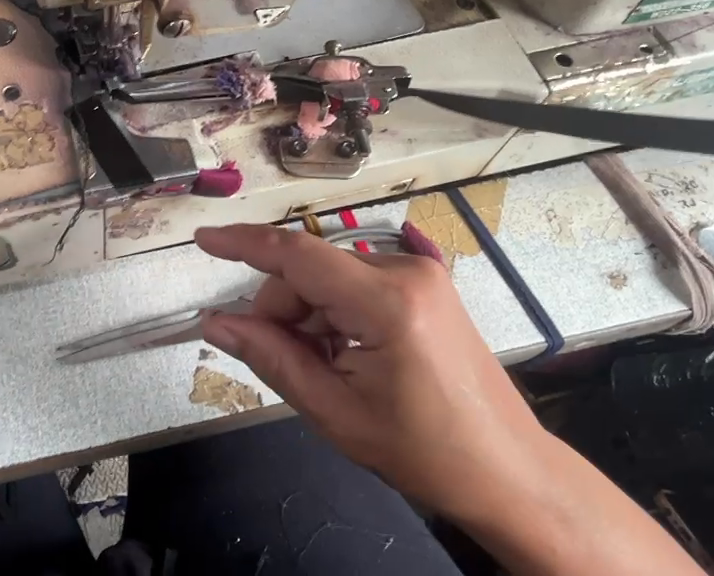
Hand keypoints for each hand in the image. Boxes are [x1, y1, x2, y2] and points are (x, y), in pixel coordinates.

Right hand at [196, 224, 705, 575]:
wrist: (511, 473)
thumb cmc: (425, 452)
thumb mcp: (336, 412)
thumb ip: (270, 357)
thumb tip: (214, 323)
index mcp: (387, 302)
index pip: (297, 255)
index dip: (243, 244)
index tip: (202, 239)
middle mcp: (405, 271)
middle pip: (309, 271)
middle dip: (281, 310)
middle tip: (281, 363)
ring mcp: (421, 275)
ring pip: (329, 277)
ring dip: (309, 315)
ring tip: (325, 370)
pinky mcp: (427, 285)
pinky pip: (355, 282)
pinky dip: (335, 313)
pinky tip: (346, 356)